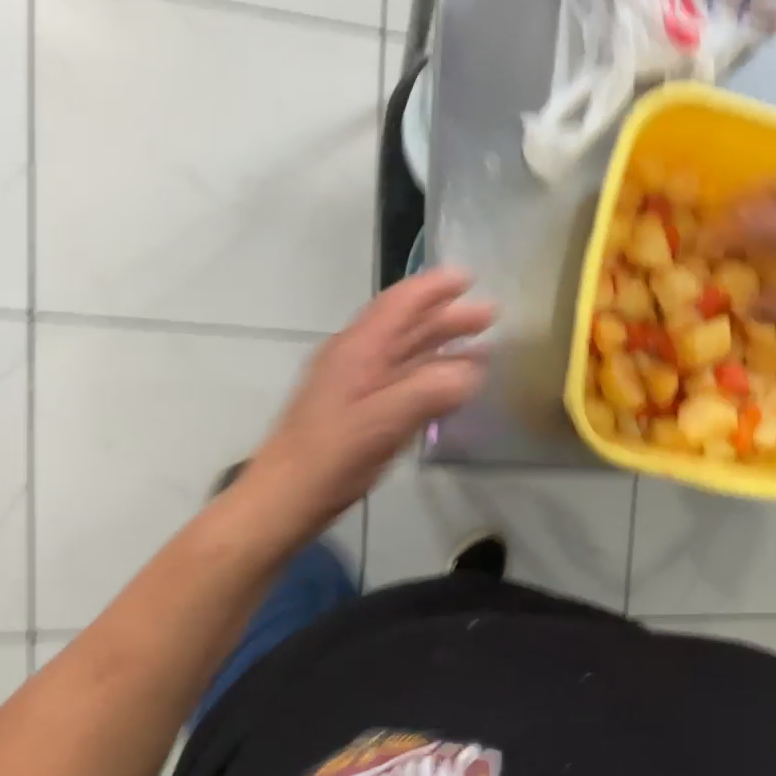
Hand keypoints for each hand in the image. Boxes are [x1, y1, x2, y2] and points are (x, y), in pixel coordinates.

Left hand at [257, 269, 495, 524]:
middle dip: (447, 318)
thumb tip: (471, 372)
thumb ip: (427, 393)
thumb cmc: (329, 457)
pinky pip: (402, 383)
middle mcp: (357, 359)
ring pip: (406, 355)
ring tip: (482, 349)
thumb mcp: (381, 422)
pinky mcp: (360, 413)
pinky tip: (452, 389)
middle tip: (489, 316)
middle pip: (407, 327)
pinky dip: (431, 377)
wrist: (286, 498)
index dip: (434, 288)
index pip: (400, 304)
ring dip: (442, 347)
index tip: (469, 278)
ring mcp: (357, 386)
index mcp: (358, 350)